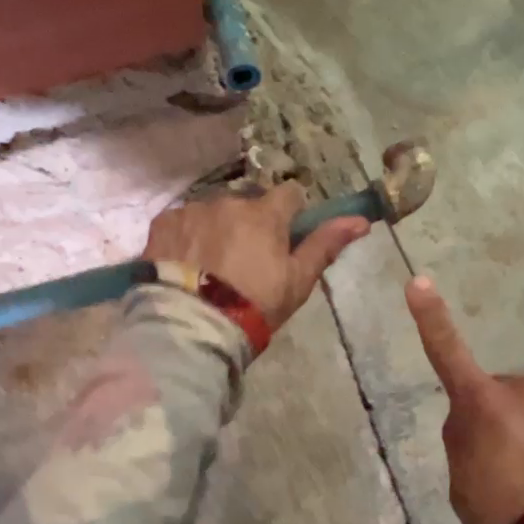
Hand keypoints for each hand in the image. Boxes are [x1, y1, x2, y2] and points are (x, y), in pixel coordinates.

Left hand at [143, 183, 369, 328]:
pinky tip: (184, 266)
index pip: (288, 194)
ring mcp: (191, 211)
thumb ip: (325, 245)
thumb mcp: (297, 281)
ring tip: (210, 269)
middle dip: (248, 225)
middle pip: (246, 205)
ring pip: (212, 213)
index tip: (283, 240)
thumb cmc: (254, 305)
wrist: (190, 328)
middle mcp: (228, 202)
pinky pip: (181, 223)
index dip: (289, 215)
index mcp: (265, 214)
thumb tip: (361, 219)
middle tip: (245, 264)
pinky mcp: (162, 225)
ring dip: (215, 230)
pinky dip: (185, 238)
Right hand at [405, 277, 523, 523]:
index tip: (419, 282)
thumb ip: (465, 443)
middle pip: (506, 396)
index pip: (447, 353)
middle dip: (506, 420)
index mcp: (483, 405)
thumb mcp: (464, 487)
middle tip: (514, 471)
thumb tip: (475, 423)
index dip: (430, 319)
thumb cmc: (509, 523)